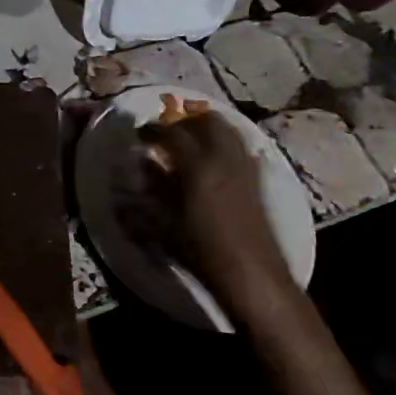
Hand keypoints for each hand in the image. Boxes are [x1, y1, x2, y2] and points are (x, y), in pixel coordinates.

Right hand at [134, 114, 296, 312]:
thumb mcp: (166, 221)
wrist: (252, 275)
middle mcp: (225, 159)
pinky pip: (238, 144)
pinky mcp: (256, 177)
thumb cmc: (202, 251)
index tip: (138, 133)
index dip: (152, 129)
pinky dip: (222, 138)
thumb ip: (154, 187)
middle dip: (183, 119)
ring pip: (227, 129)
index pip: (172, 133)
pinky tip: (211, 153)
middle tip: (164, 130)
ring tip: (187, 135)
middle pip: (206, 121)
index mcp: (199, 167)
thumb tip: (142, 165)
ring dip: (205, 125)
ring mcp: (245, 166)